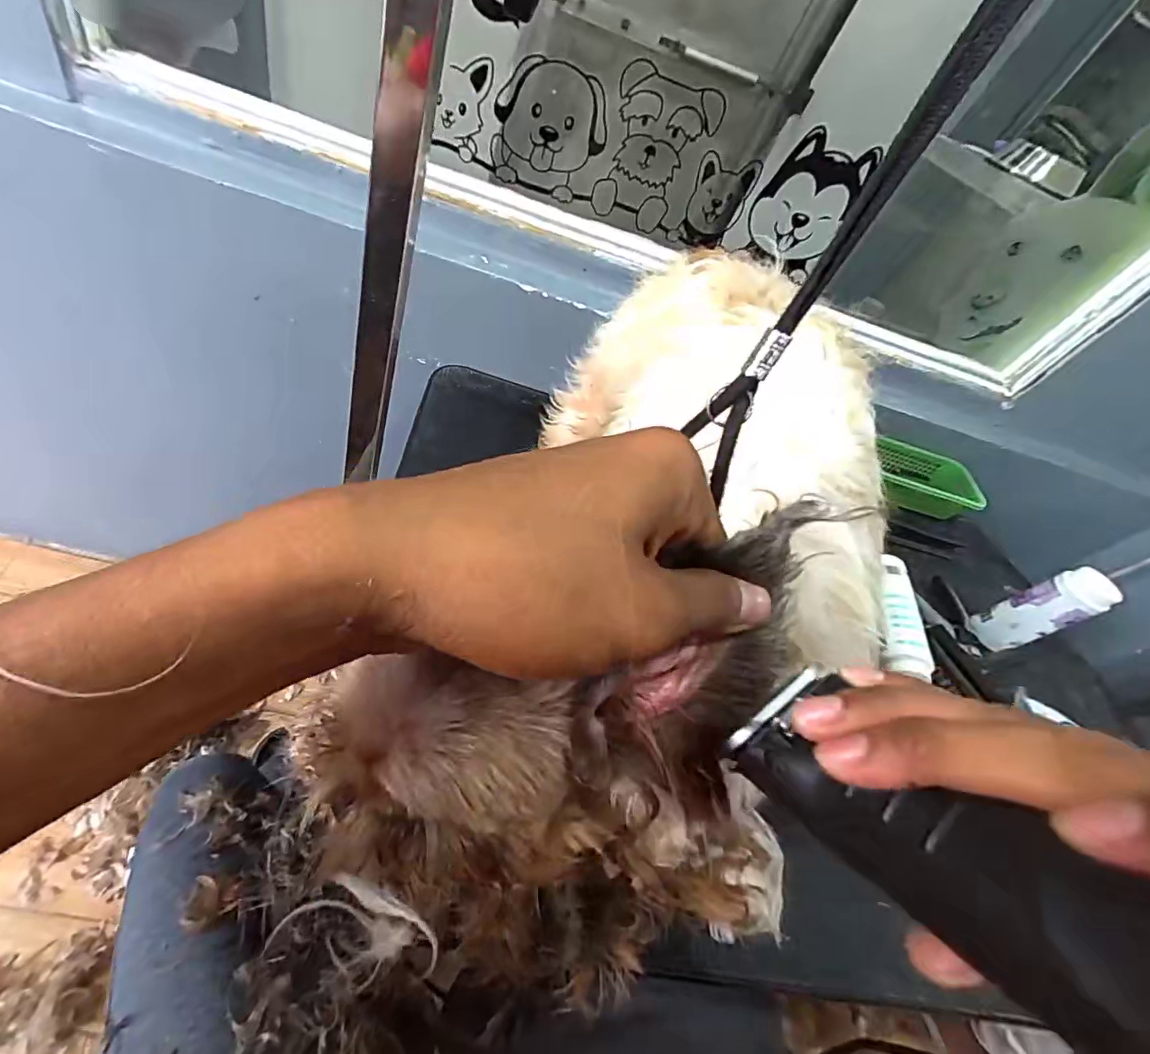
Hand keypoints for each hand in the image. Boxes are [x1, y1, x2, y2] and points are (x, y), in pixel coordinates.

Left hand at [346, 428, 770, 679]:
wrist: (390, 561)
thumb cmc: (533, 584)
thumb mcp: (639, 612)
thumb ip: (710, 608)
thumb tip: (759, 600)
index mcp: (668, 467)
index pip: (719, 558)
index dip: (700, 627)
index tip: (664, 680)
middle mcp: (626, 461)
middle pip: (673, 564)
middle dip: (657, 632)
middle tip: (627, 688)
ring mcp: (574, 484)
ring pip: (626, 570)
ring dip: (618, 627)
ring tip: (586, 668)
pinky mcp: (533, 510)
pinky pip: (581, 561)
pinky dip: (580, 606)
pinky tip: (554, 639)